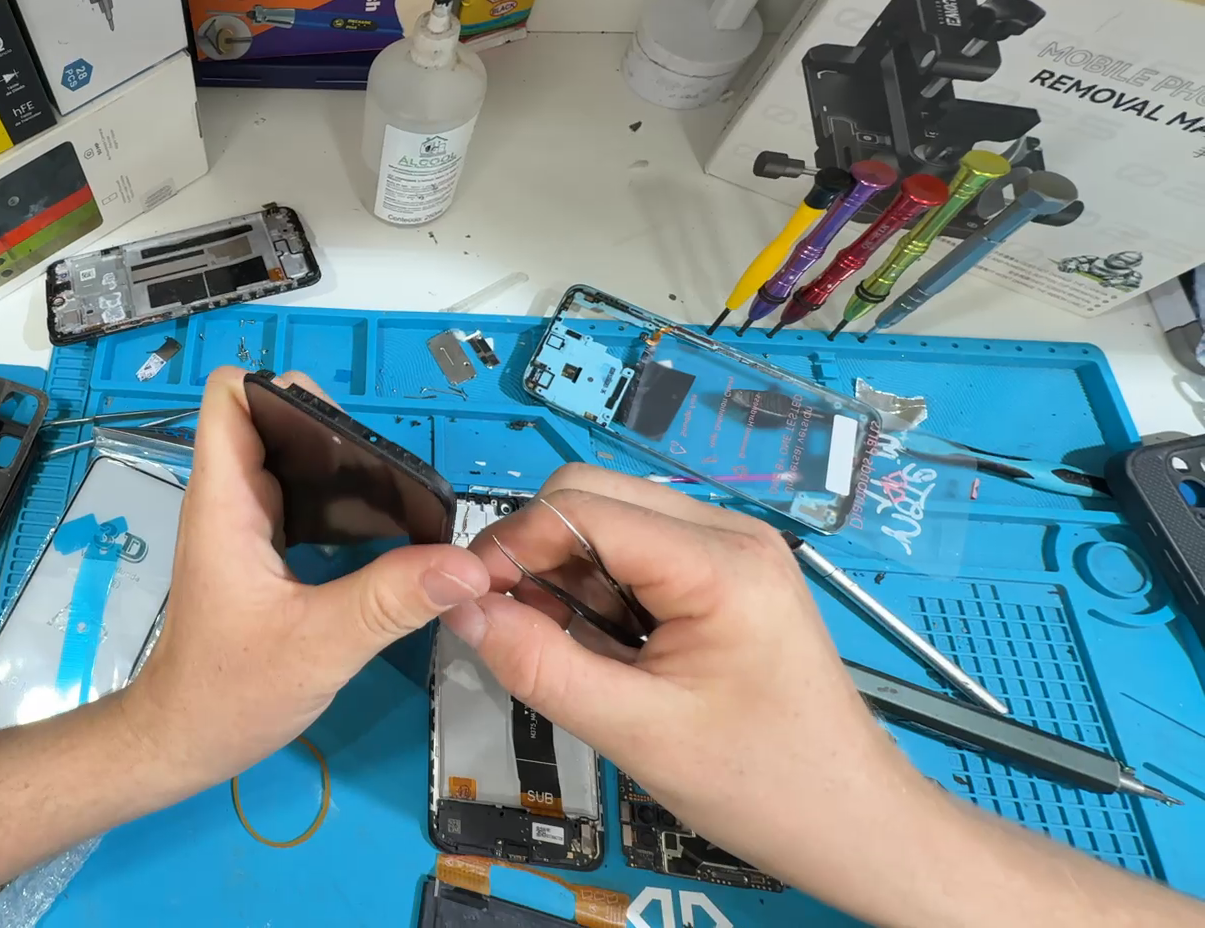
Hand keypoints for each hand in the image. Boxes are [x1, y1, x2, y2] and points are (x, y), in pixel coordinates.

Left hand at [120, 367, 491, 791]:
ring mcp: (241, 520)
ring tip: (388, 492)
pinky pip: (295, 494)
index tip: (339, 427)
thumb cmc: (230, 691)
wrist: (186, 737)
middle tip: (382, 468)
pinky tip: (373, 526)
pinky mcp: (256, 545)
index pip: (229, 397)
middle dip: (325, 424)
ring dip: (333, 460)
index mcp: (225, 500)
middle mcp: (228, 497)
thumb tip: (465, 565)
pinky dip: (331, 496)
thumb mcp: (319, 646)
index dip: (278, 388)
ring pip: (284, 454)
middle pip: (267, 416)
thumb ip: (391, 600)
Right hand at [446, 464, 938, 894]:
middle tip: (513, 616)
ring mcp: (722, 541)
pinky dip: (586, 577)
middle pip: (585, 492)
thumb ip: (537, 664)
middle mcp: (723, 529)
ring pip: (596, 511)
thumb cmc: (760, 784)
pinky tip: (596, 632)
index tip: (472, 599)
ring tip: (561, 636)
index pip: (579, 508)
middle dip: (532, 547)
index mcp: (719, 563)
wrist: (857, 825)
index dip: (511, 544)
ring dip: (557, 565)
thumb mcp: (634, 733)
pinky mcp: (712, 562)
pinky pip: (620, 540)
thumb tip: (458, 606)